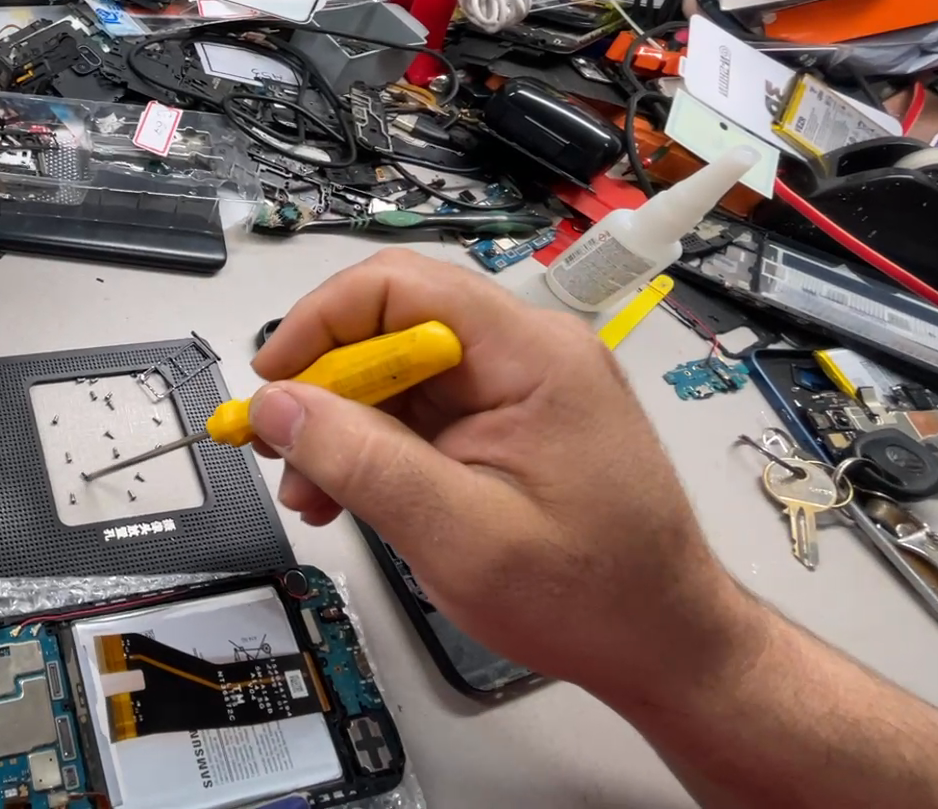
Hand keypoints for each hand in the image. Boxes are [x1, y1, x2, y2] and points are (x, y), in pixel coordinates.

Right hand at [249, 249, 762, 705]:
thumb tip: (273, 405)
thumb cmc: (586, 598)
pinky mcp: (489, 415)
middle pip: (381, 324)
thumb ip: (361, 461)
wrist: (665, 650)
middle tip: (278, 442)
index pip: (396, 286)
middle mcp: (516, 349)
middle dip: (318, 383)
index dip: (317, 320)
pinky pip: (401, 406)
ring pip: (380, 369)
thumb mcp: (458, 534)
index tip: (272, 382)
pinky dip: (359, 444)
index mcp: (527, 354)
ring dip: (331, 423)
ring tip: (307, 488)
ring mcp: (503, 382)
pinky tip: (337, 491)